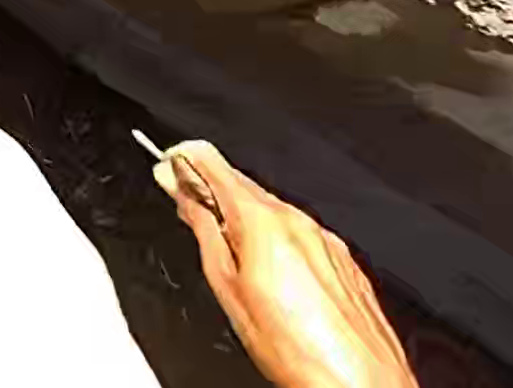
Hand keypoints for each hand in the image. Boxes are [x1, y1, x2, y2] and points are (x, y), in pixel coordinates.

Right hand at [156, 141, 417, 387]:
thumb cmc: (296, 352)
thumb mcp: (225, 285)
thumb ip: (201, 227)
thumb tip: (181, 192)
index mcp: (262, 220)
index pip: (210, 161)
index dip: (182, 161)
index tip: (167, 171)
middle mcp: (297, 220)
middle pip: (238, 180)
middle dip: (207, 187)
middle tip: (185, 205)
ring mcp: (325, 240)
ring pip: (267, 206)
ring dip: (238, 212)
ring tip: (225, 245)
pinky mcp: (344, 262)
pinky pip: (296, 230)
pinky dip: (271, 233)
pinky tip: (265, 266)